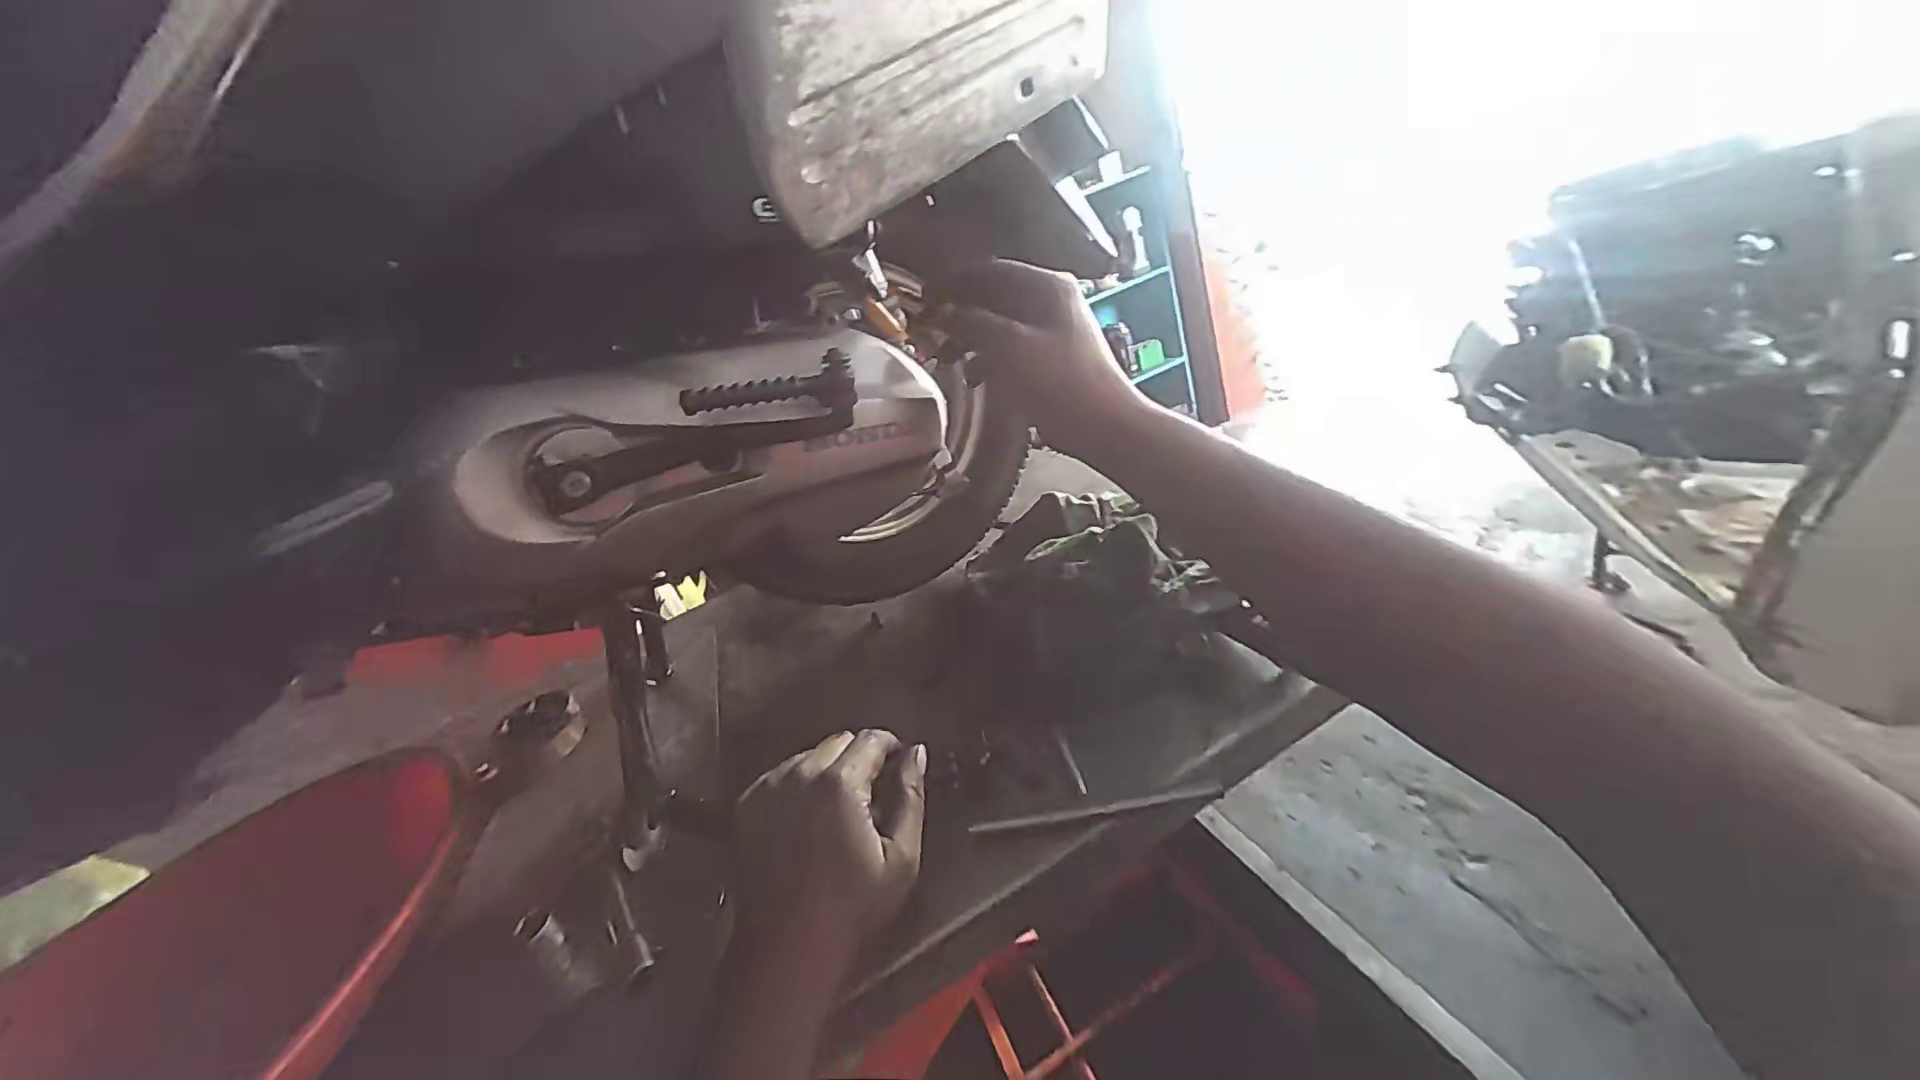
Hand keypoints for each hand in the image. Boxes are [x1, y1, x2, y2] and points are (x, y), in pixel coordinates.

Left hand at [729, 729, 926, 967]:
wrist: (786, 954)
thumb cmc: (853, 909)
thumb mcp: (901, 856)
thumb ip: (911, 795)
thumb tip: (915, 752)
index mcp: (838, 782)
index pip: (870, 738)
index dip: (891, 748)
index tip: (899, 769)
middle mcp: (798, 774)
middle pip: (839, 742)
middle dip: (860, 758)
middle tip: (873, 797)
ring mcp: (767, 789)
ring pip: (809, 756)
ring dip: (829, 770)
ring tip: (841, 810)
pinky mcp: (747, 806)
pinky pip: (783, 776)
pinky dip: (800, 785)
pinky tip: (810, 819)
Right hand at [934, 259, 1151, 461]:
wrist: (1103, 426)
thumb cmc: (1058, 382)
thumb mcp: (1008, 347)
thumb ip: (971, 323)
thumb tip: (941, 312)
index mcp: (1046, 287)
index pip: (989, 272)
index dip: (953, 284)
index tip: (924, 299)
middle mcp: (1051, 302)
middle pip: (994, 299)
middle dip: (959, 314)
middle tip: (930, 331)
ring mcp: (1053, 332)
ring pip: (1000, 326)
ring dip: (970, 340)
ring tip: (947, 358)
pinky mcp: (1051, 361)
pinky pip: (1011, 351)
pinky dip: (989, 360)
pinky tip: (975, 378)